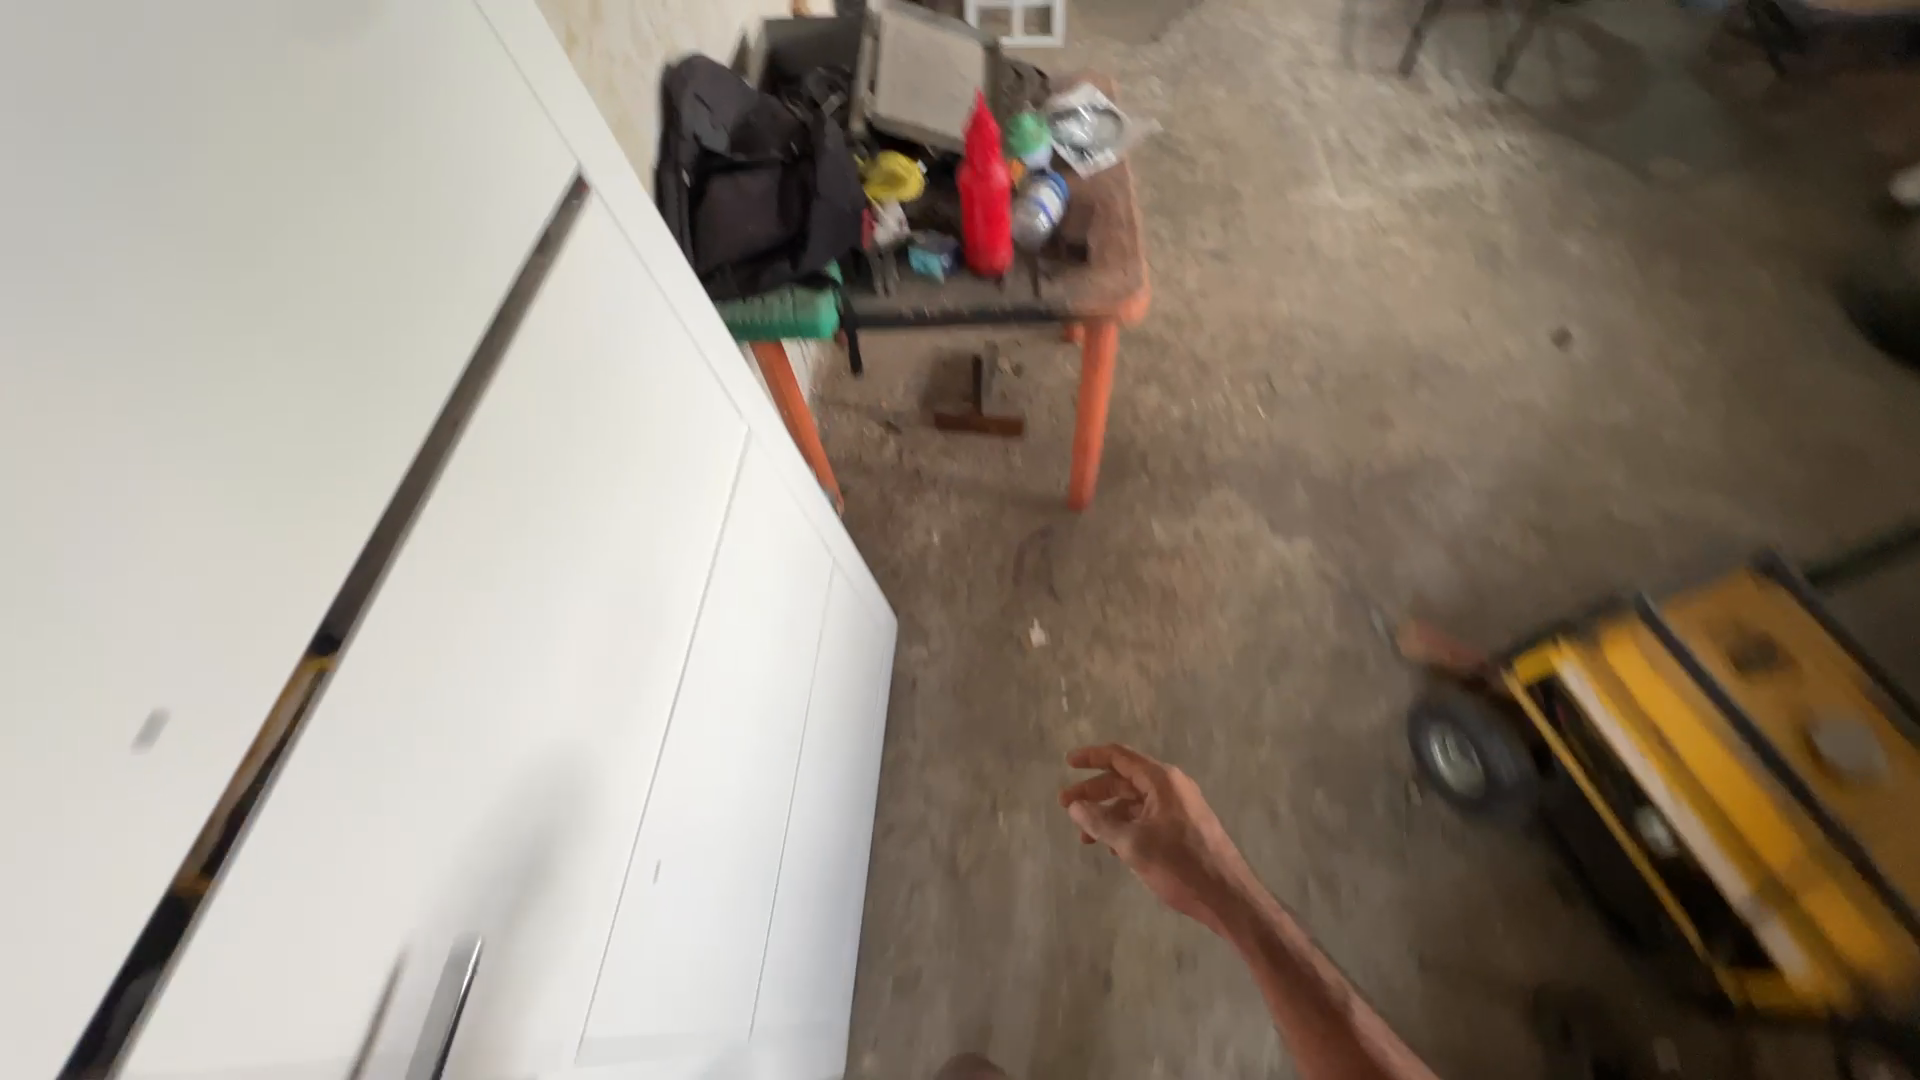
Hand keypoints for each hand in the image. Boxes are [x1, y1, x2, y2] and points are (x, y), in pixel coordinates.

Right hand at [1058, 744, 1260, 937]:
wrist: (1229, 898)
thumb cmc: (1180, 866)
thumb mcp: (1133, 844)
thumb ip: (1100, 823)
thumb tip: (1074, 807)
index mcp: (1161, 780)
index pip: (1119, 756)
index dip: (1091, 757)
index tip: (1068, 763)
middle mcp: (1171, 786)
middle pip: (1123, 779)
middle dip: (1093, 792)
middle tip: (1065, 806)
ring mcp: (1179, 807)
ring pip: (1134, 802)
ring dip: (1107, 814)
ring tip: (1085, 837)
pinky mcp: (1183, 827)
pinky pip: (1146, 816)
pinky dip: (1125, 825)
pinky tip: (1112, 846)